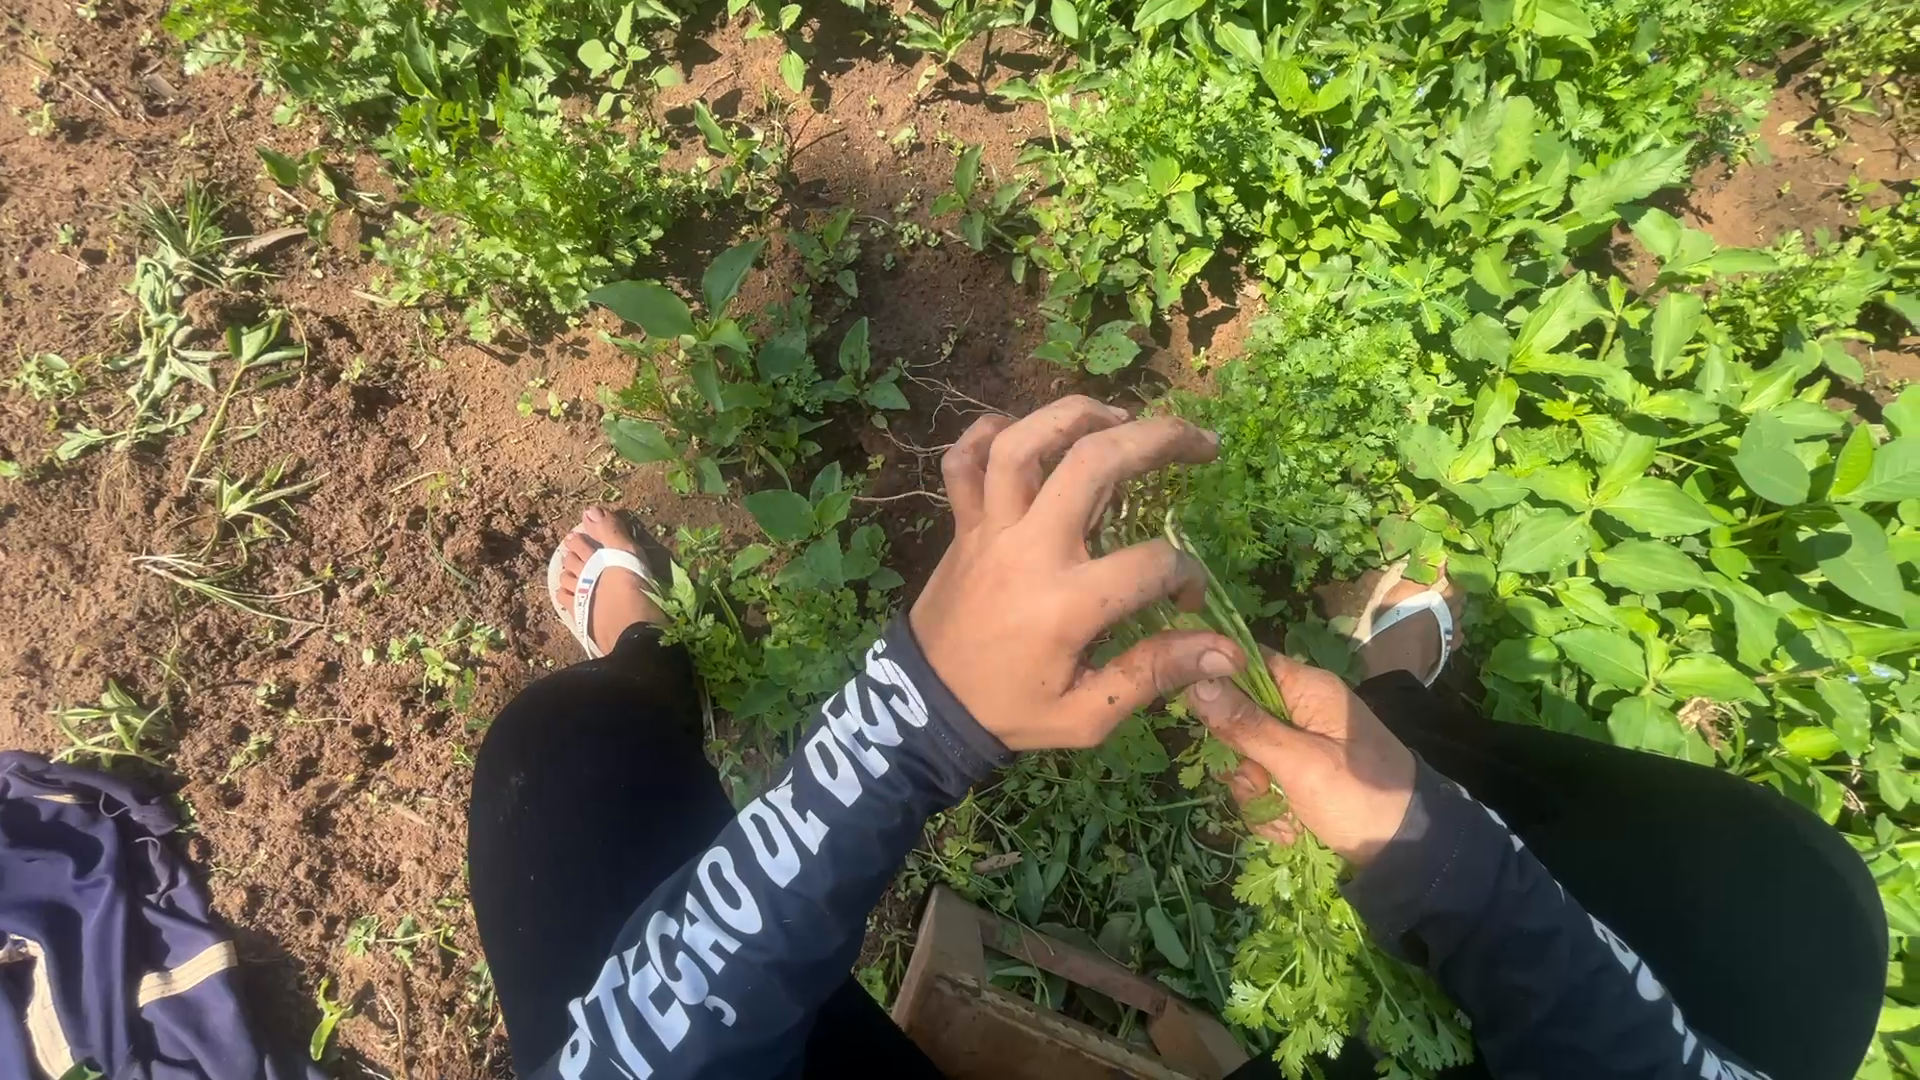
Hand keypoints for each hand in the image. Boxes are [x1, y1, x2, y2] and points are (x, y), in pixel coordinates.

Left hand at [910, 396, 1243, 750]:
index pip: (1151, 563)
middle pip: (1093, 463)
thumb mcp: (1084, 716)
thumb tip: (1228, 651)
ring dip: (1073, 416)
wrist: (923, 707)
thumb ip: (1152, 675)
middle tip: (1198, 442)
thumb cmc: (1008, 711)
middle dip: (1157, 439)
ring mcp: (988, 530)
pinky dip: (985, 435)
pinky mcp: (960, 526)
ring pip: (1021, 445)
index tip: (1187, 596)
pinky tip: (1019, 430)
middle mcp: (1028, 550)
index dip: (1186, 575)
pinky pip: (960, 463)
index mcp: (1066, 603)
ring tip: (1118, 415)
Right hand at [1187, 653, 1416, 864]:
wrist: (1411, 856)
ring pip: (1243, 752)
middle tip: (1259, 783)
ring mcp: (1297, 741)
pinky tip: (1288, 827)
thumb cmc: (1360, 797)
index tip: (1200, 712)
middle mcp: (1299, 707)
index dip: (1214, 678)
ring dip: (1253, 790)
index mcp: (1306, 688)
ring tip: (1281, 816)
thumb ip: (1246, 724)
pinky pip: (1259, 779)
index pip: (1244, 660)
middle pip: (1236, 712)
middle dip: (1239, 756)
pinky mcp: (1295, 770)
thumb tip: (1194, 682)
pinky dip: (1267, 806)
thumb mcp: (1300, 763)